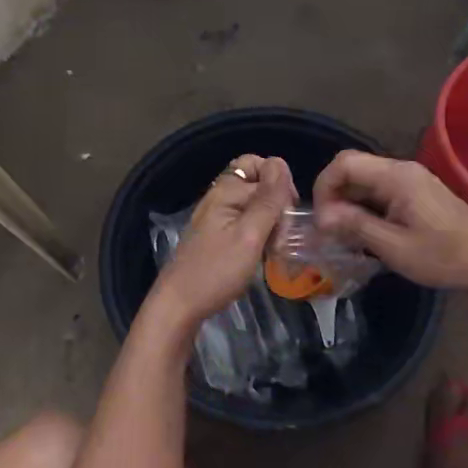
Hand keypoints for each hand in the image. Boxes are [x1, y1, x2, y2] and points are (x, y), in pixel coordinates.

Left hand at [147, 155, 295, 327]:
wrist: (179, 305)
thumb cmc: (216, 271)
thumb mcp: (249, 235)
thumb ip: (267, 200)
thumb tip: (280, 162)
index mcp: (225, 191)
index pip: (263, 167)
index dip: (281, 186)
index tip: (288, 215)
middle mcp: (219, 199)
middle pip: (259, 186)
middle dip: (277, 207)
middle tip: (281, 237)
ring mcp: (216, 219)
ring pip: (254, 208)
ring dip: (270, 225)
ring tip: (274, 251)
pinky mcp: (217, 238)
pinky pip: (245, 226)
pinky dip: (258, 236)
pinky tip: (263, 256)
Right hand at [311, 150, 467, 289]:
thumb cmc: (442, 256)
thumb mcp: (392, 245)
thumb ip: (354, 225)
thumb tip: (321, 217)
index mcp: (397, 177)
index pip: (343, 163)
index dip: (323, 187)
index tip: (321, 219)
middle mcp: (402, 170)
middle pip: (352, 169)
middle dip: (332, 197)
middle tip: (329, 230)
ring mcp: (411, 181)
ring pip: (363, 182)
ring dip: (347, 204)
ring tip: (342, 235)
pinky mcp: (416, 194)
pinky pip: (378, 192)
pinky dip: (363, 208)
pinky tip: (363, 233)